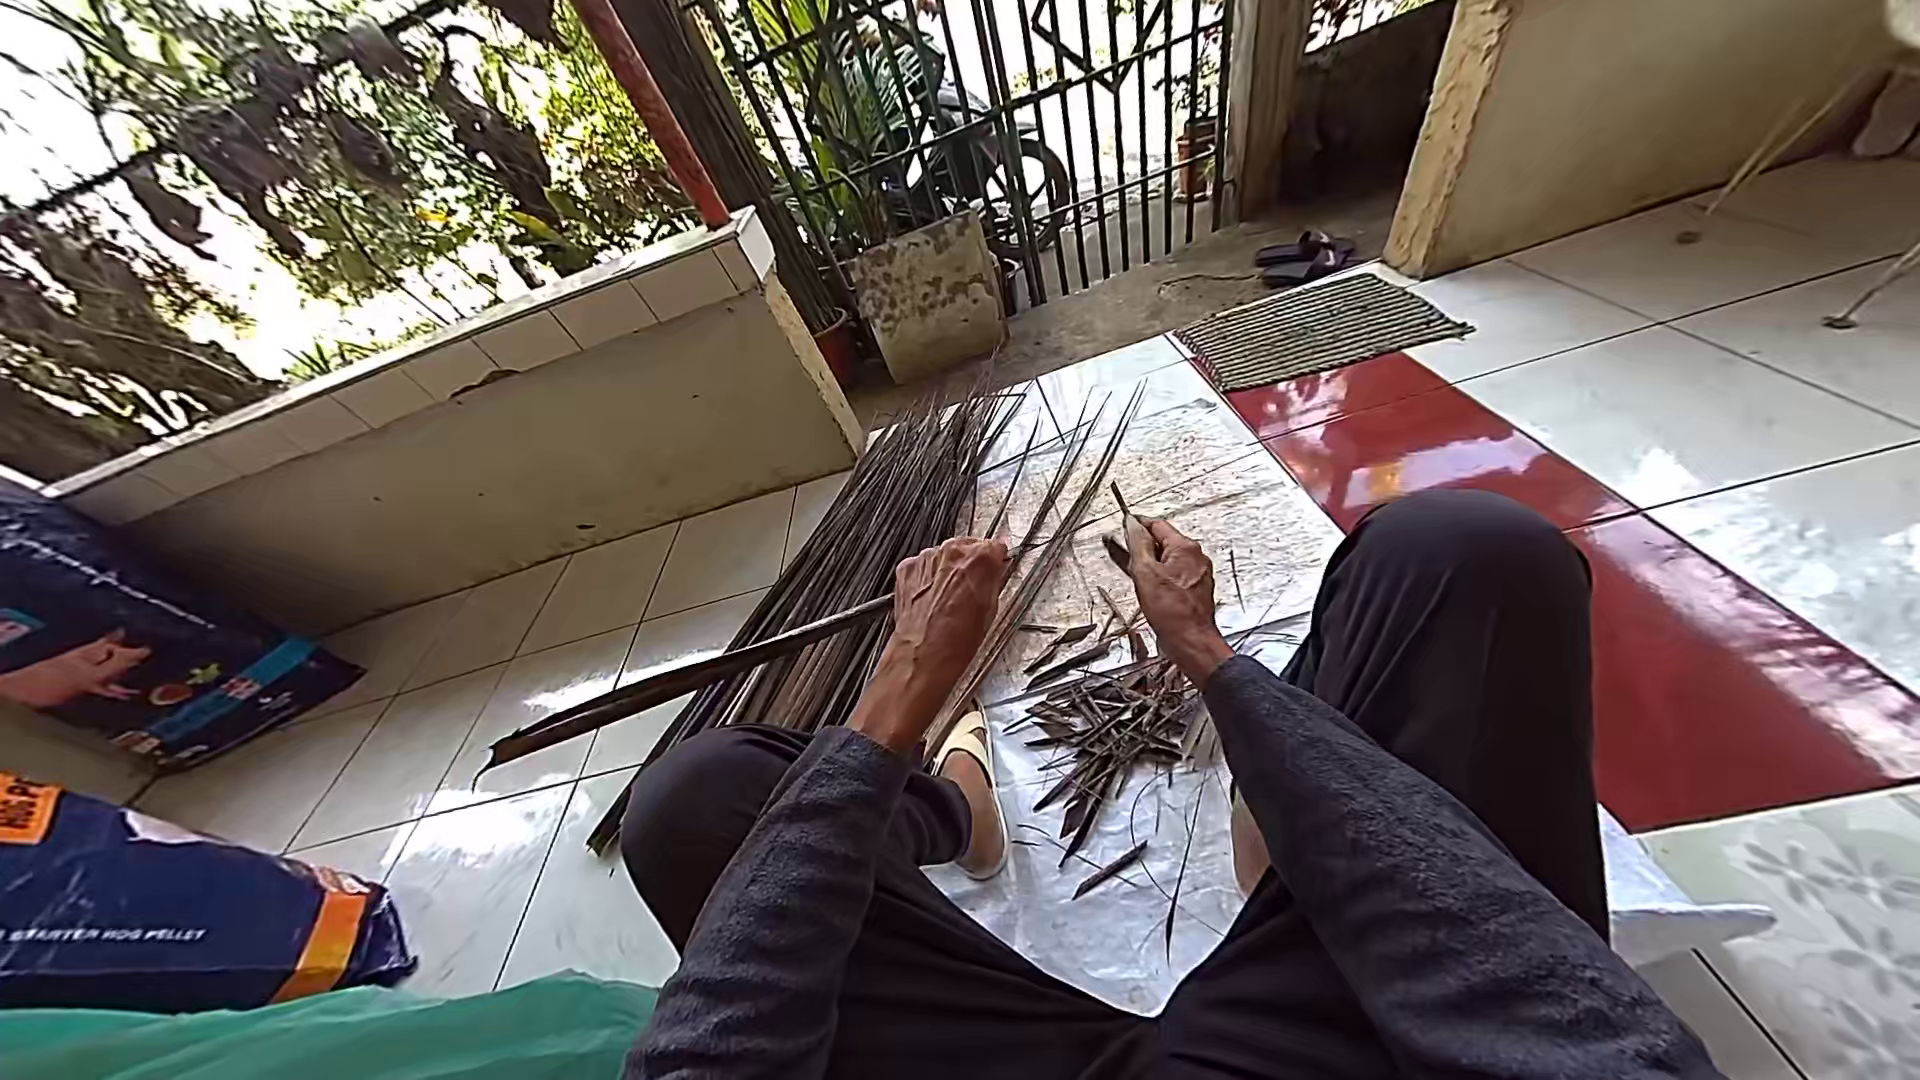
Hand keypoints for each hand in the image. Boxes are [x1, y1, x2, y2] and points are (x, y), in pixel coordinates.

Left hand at [848, 536, 1006, 753]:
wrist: (924, 654)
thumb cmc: (956, 640)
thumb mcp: (991, 608)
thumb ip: (994, 580)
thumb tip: (995, 571)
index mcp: (979, 559)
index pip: (995, 546)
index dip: (997, 558)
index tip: (997, 565)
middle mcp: (952, 552)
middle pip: (968, 547)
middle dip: (972, 563)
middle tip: (973, 587)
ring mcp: (928, 559)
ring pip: (944, 556)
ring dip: (948, 569)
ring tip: (951, 597)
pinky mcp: (908, 569)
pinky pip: (924, 566)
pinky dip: (928, 576)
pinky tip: (933, 597)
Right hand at [1126, 518, 1232, 685]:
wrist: (1190, 641)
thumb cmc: (1172, 612)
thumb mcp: (1145, 572)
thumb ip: (1137, 543)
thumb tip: (1132, 524)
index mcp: (1185, 548)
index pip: (1157, 525)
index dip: (1137, 525)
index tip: (1123, 526)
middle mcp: (1195, 558)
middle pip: (1163, 541)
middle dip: (1141, 545)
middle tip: (1123, 550)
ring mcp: (1197, 574)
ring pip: (1167, 559)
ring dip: (1148, 561)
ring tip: (1132, 569)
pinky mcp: (1194, 589)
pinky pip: (1173, 574)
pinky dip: (1158, 575)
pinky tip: (1146, 585)